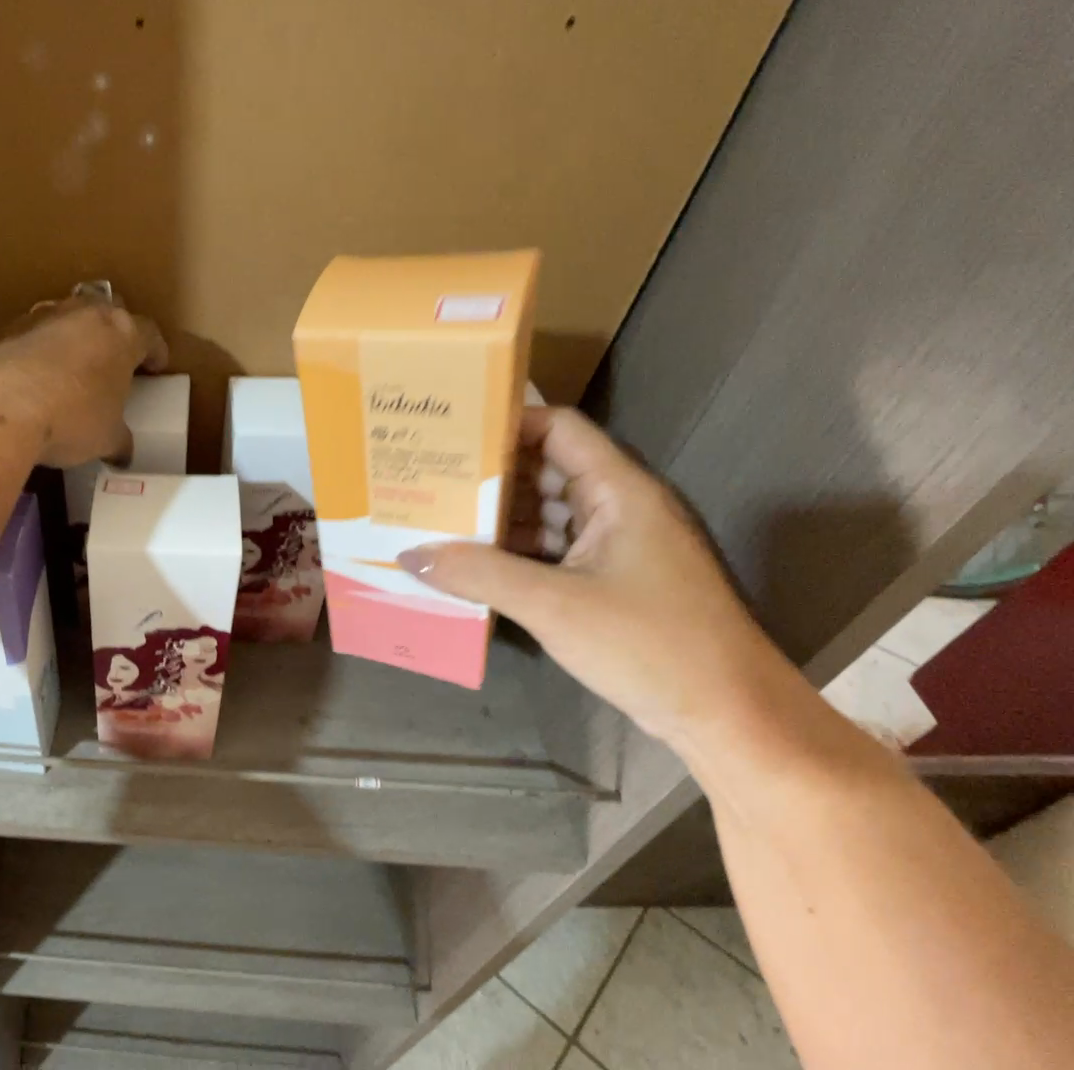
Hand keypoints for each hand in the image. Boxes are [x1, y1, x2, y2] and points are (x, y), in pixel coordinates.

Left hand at [0, 297, 168, 467]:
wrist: (0, 408)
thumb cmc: (72, 418)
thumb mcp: (107, 438)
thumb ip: (119, 440)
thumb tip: (122, 452)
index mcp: (122, 333)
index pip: (149, 334)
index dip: (155, 352)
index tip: (156, 367)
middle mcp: (85, 314)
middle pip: (108, 313)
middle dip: (113, 335)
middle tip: (113, 363)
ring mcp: (43, 317)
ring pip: (67, 320)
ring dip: (72, 341)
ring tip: (70, 372)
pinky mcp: (7, 330)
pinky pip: (32, 338)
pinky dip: (37, 354)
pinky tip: (33, 383)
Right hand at [398, 407, 797, 747]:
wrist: (728, 713)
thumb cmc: (650, 644)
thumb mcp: (554, 605)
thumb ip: (479, 574)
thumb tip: (409, 555)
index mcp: (620, 491)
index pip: (559, 429)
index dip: (506, 424)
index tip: (448, 436)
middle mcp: (620, 507)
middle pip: (547, 469)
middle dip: (488, 476)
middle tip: (426, 480)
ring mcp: (618, 546)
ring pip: (547, 514)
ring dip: (497, 519)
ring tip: (435, 521)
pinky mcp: (612, 581)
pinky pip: (553, 551)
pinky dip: (514, 554)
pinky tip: (470, 567)